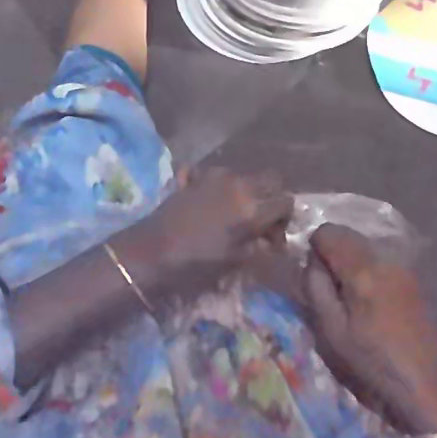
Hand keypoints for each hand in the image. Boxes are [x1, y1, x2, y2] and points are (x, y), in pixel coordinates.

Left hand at [121, 169, 290, 297]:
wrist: (150, 251)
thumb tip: (269, 240)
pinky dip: (218, 186)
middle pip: (270, 179)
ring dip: (245, 190)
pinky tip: (208, 204)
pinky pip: (214, 174)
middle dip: (270, 198)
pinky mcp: (191, 175)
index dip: (284, 221)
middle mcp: (237, 182)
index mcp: (252, 205)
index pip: (286, 201)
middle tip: (258, 221)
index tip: (271, 240)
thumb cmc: (196, 263)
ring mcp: (212, 174)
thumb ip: (260, 245)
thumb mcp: (237, 260)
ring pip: (243, 175)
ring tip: (232, 215)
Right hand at [302, 224, 436, 433]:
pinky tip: (371, 296)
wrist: (424, 383)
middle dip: (332, 252)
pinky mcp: (413, 277)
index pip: (327, 232)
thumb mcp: (329, 327)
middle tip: (331, 285)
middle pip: (347, 234)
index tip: (316, 275)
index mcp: (362, 270)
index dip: (315, 249)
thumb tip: (313, 260)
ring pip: (364, 244)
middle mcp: (385, 259)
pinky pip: (381, 257)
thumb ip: (314, 285)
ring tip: (351, 292)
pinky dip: (368, 266)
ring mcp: (403, 266)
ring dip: (350, 258)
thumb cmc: (371, 359)